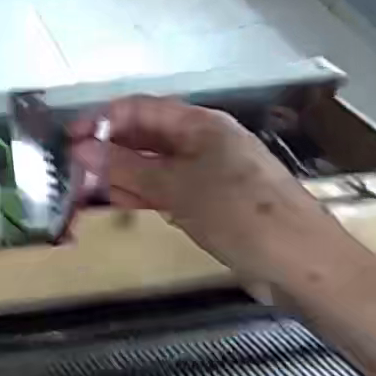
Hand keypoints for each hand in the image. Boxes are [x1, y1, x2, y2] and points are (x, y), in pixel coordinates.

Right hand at [69, 96, 362, 284]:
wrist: (305, 267)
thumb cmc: (241, 214)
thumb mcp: (178, 188)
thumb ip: (126, 167)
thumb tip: (80, 148)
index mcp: (200, 124)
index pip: (141, 108)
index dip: (103, 119)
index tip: (70, 138)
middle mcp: (204, 141)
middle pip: (147, 135)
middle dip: (111, 149)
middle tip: (74, 169)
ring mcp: (210, 173)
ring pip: (155, 164)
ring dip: (124, 173)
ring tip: (90, 189)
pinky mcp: (213, 202)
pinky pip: (169, 189)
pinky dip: (145, 193)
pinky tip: (122, 202)